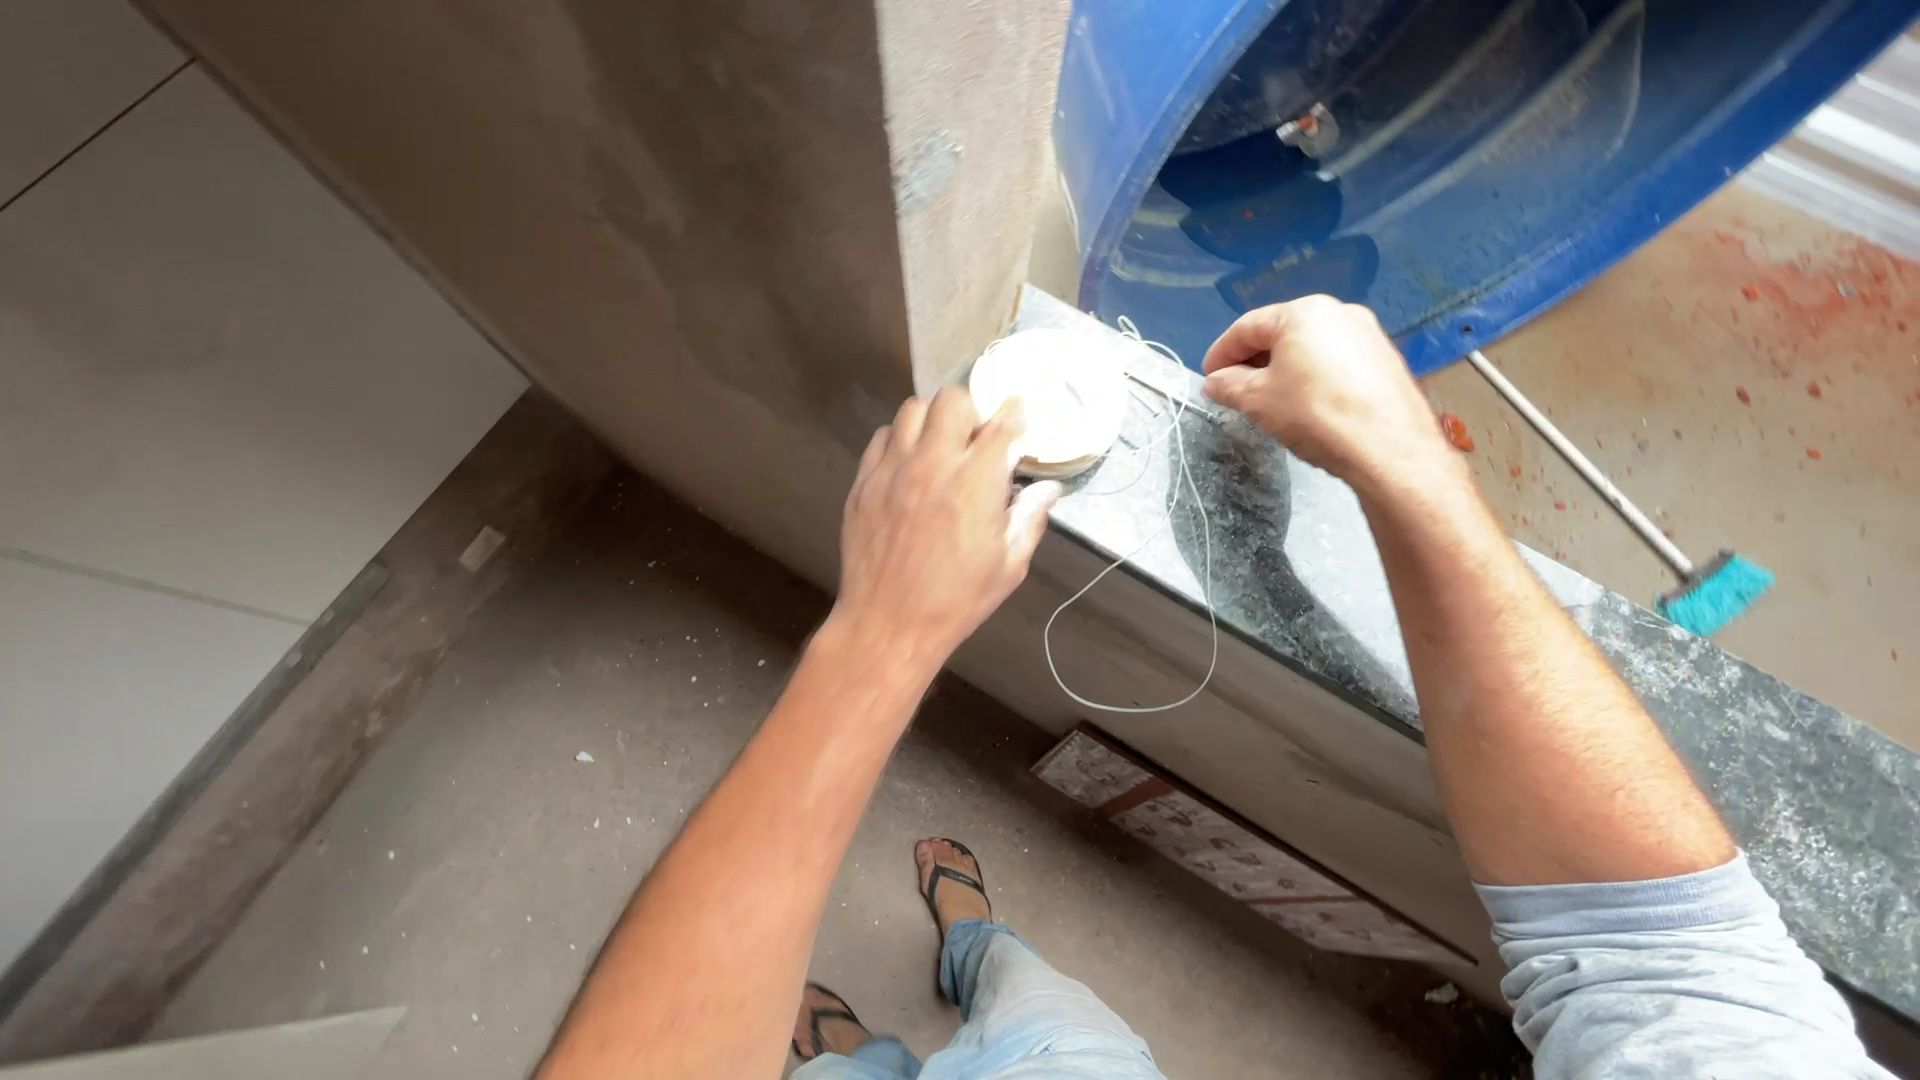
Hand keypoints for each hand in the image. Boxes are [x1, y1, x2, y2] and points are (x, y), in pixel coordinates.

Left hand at [830, 387, 1061, 674]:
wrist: (888, 623)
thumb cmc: (956, 600)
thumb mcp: (1009, 566)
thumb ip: (1029, 518)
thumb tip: (1048, 489)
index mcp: (976, 482)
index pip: (1002, 425)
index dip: (1015, 416)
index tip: (1017, 421)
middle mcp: (933, 464)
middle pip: (953, 400)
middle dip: (971, 411)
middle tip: (975, 439)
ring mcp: (893, 470)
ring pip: (912, 409)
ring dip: (933, 421)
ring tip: (940, 448)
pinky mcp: (864, 482)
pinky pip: (882, 438)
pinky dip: (900, 441)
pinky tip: (909, 466)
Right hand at [1200, 296, 1450, 486]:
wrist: (1388, 446)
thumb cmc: (1313, 414)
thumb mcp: (1257, 401)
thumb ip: (1228, 385)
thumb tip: (1215, 382)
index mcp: (1303, 312)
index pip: (1247, 327)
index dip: (1221, 352)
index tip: (1207, 377)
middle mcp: (1339, 312)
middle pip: (1280, 333)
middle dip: (1252, 361)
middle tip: (1234, 389)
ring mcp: (1367, 334)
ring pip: (1309, 347)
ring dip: (1282, 369)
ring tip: (1267, 400)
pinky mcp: (1384, 360)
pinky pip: (1334, 361)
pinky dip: (1311, 377)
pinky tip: (1305, 404)